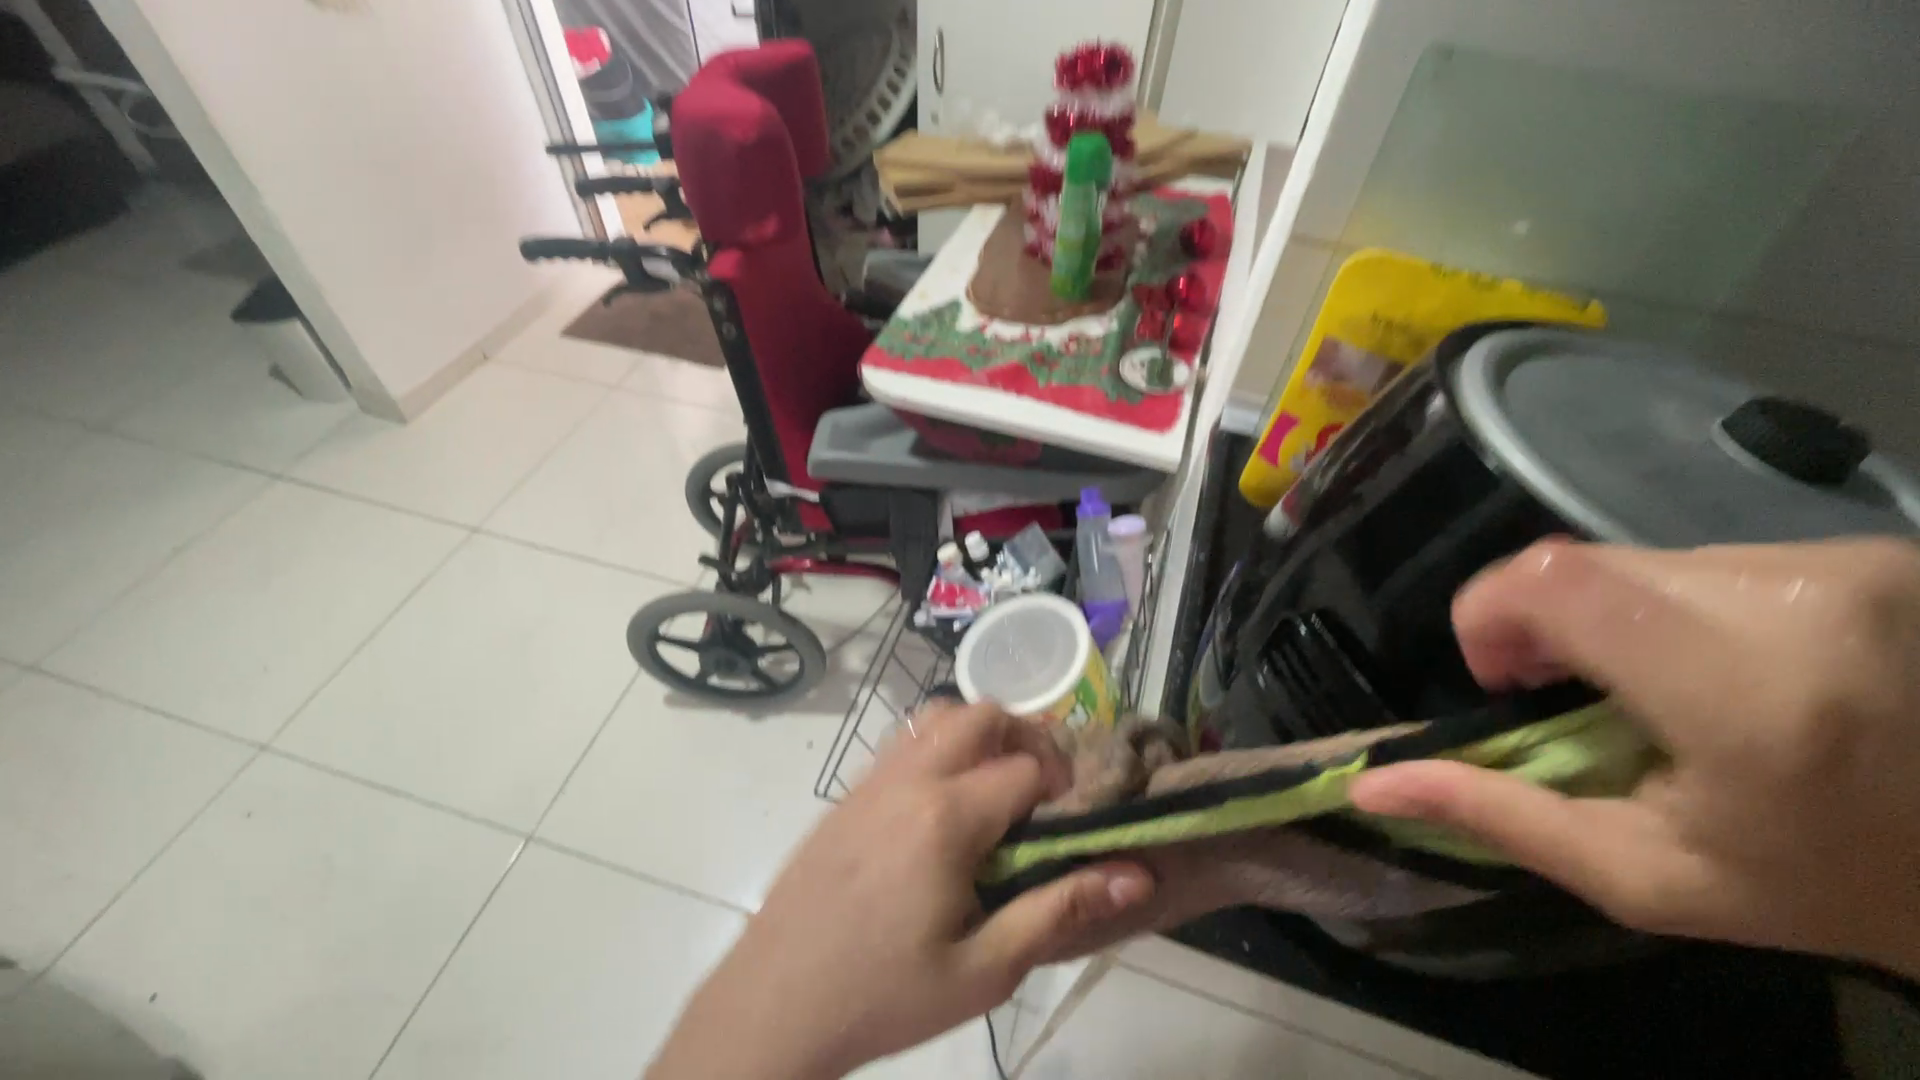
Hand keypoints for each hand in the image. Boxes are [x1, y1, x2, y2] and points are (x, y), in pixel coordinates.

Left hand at [648, 703, 1155, 1079]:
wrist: (775, 1003)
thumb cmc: (886, 994)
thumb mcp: (985, 969)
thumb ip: (1059, 909)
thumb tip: (1136, 874)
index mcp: (946, 817)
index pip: (1026, 768)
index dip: (1063, 784)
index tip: (1074, 820)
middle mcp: (909, 779)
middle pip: (981, 715)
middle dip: (1025, 737)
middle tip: (1043, 790)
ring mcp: (870, 780)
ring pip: (936, 717)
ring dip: (978, 734)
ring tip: (997, 788)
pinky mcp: (846, 795)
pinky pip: (901, 742)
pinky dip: (937, 747)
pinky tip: (943, 804)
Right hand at [1349, 538, 1919, 977]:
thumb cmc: (1830, 887)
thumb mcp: (1646, 876)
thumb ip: (1501, 818)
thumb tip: (1367, 785)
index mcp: (1745, 693)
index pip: (1555, 582)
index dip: (1487, 612)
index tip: (1504, 679)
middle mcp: (1795, 598)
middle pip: (1579, 564)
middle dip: (1536, 619)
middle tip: (1557, 688)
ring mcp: (1843, 562)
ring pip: (1635, 558)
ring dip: (1604, 613)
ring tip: (1643, 682)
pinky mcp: (1866, 549)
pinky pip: (1699, 558)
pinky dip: (1668, 604)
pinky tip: (1711, 662)